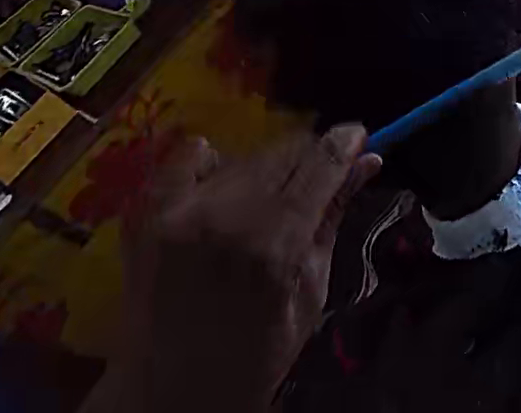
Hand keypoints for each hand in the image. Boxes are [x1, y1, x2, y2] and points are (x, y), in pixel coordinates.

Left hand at [106, 124, 381, 412]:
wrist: (170, 394)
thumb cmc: (255, 355)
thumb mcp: (310, 292)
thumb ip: (333, 217)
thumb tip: (367, 161)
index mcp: (275, 244)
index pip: (321, 164)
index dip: (345, 142)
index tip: (356, 134)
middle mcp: (229, 215)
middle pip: (285, 151)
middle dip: (307, 161)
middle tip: (311, 184)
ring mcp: (185, 209)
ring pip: (246, 155)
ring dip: (265, 170)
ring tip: (260, 206)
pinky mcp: (153, 208)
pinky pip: (193, 152)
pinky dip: (213, 163)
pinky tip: (217, 193)